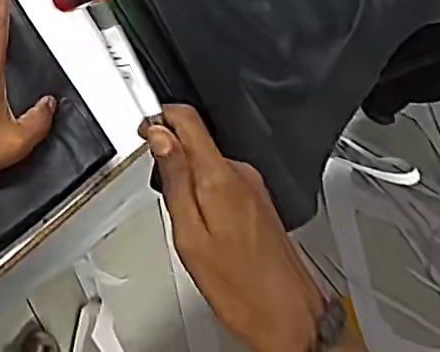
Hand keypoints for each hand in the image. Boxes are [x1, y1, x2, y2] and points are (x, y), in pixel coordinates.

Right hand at [145, 105, 327, 351]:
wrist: (293, 323)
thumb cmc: (242, 290)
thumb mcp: (191, 236)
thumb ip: (173, 179)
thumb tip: (159, 137)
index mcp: (219, 176)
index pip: (186, 117)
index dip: (159, 118)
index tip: (145, 133)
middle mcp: (240, 173)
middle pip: (195, 137)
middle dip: (171, 153)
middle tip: (162, 188)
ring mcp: (253, 185)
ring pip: (207, 159)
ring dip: (189, 175)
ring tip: (185, 216)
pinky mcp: (259, 199)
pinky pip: (223, 177)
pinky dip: (206, 189)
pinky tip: (207, 224)